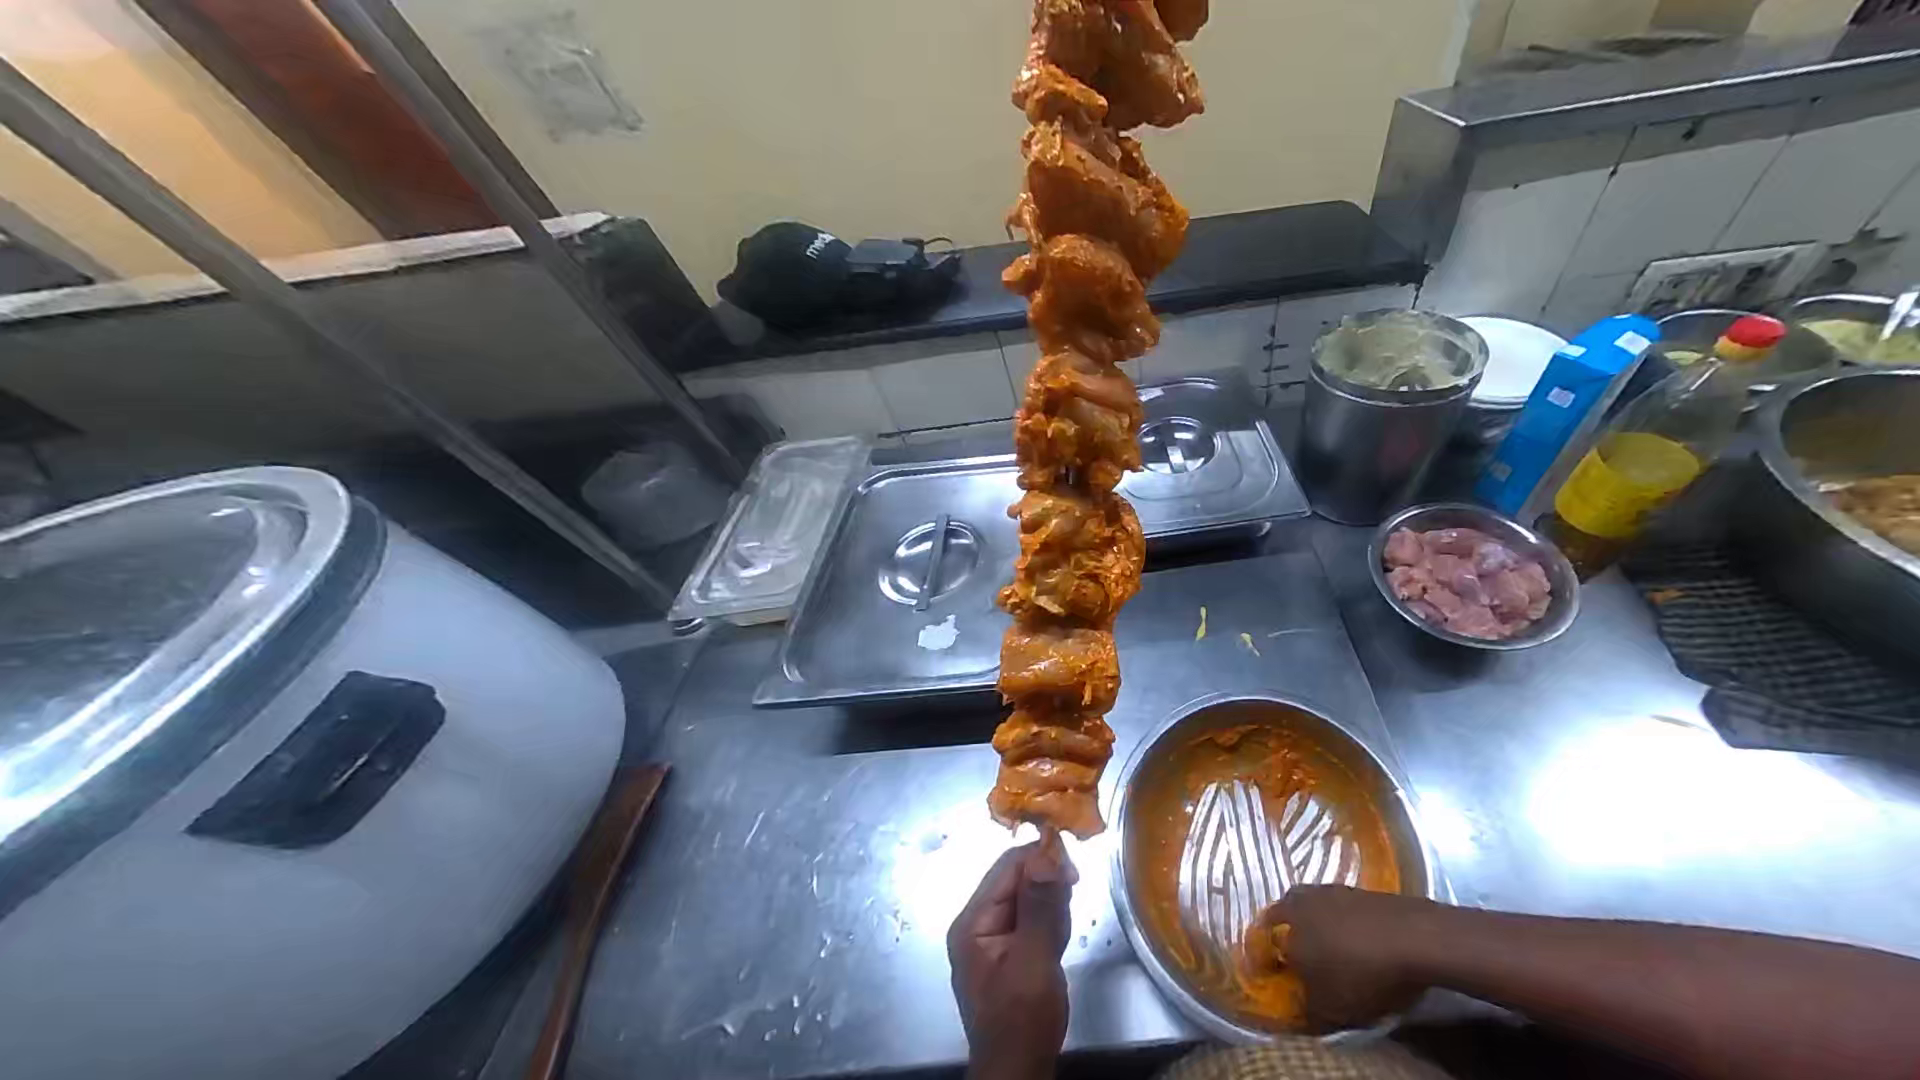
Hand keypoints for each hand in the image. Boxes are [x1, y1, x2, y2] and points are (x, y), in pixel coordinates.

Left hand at [947, 840, 1076, 1079]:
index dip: (1037, 858)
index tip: (1071, 863)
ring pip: (1027, 900)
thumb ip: (1039, 908)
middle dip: (1046, 886)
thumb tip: (1044, 855)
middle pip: (1015, 881)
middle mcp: (977, 924)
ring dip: (1051, 907)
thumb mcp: (1033, 962)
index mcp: (972, 921)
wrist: (1018, 1075)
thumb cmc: (1022, 1021)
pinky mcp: (1009, 954)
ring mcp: (992, 940)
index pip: (1005, 869)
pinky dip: (1049, 924)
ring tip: (1059, 937)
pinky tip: (1057, 942)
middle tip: (1070, 899)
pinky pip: (1031, 922)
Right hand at [1255, 885, 1441, 1032]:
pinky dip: (1343, 921)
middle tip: (1305, 957)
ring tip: (1335, 948)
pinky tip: (1359, 938)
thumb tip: (1297, 1010)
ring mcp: (1326, 890)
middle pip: (1284, 917)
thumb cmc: (1363, 975)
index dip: (1272, 959)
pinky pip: (1338, 906)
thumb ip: (1309, 1009)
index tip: (1284, 974)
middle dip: (1290, 934)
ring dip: (1317, 924)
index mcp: (1284, 928)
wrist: (1411, 938)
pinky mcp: (1354, 888)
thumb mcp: (1334, 1008)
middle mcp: (1297, 903)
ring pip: (1311, 907)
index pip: (1264, 942)